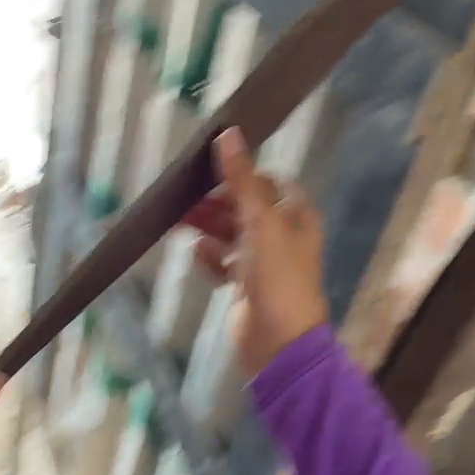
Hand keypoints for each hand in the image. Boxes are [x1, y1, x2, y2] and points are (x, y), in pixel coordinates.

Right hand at [182, 127, 329, 376]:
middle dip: (216, 201)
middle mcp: (282, 235)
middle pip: (245, 207)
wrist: (278, 342)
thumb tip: (229, 132)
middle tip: (184, 195)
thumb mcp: (260, 221)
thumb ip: (242, 179)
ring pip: (231, 234)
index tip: (211, 167)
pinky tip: (194, 253)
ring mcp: (263, 262)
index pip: (268, 183)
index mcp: (296, 216)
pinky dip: (210, 256)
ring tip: (179, 221)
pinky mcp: (245, 286)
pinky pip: (223, 262)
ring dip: (207, 227)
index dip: (242, 174)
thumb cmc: (277, 276)